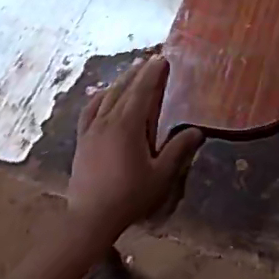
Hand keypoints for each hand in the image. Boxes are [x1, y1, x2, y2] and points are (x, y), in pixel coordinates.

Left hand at [66, 54, 204, 236]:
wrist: (90, 219)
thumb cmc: (129, 196)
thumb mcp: (161, 175)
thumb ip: (178, 150)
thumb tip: (196, 130)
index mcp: (127, 126)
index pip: (141, 92)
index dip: (152, 74)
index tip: (162, 59)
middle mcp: (107, 122)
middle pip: (123, 89)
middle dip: (138, 73)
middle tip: (151, 59)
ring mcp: (91, 131)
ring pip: (106, 97)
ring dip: (120, 82)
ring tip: (131, 72)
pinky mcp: (82, 141)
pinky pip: (90, 111)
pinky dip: (99, 98)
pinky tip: (103, 96)